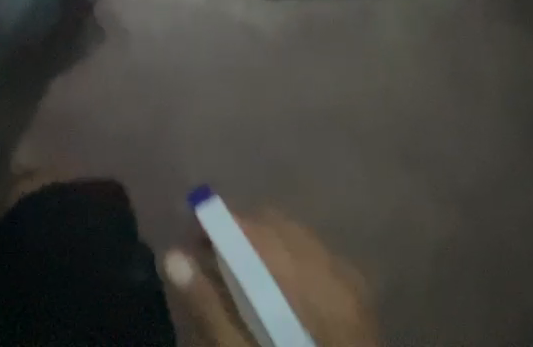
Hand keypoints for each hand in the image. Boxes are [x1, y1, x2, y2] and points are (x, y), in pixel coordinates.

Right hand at [163, 208, 380, 346]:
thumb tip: (172, 255)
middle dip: (238, 233)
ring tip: (234, 272)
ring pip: (296, 238)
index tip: (188, 236)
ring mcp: (353, 286)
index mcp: (309, 284)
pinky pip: (317, 258)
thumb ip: (209, 307)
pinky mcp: (360, 301)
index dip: (217, 224)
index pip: (256, 230)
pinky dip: (288, 260)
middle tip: (205, 257)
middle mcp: (336, 272)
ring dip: (262, 244)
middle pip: (276, 226)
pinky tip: (272, 288)